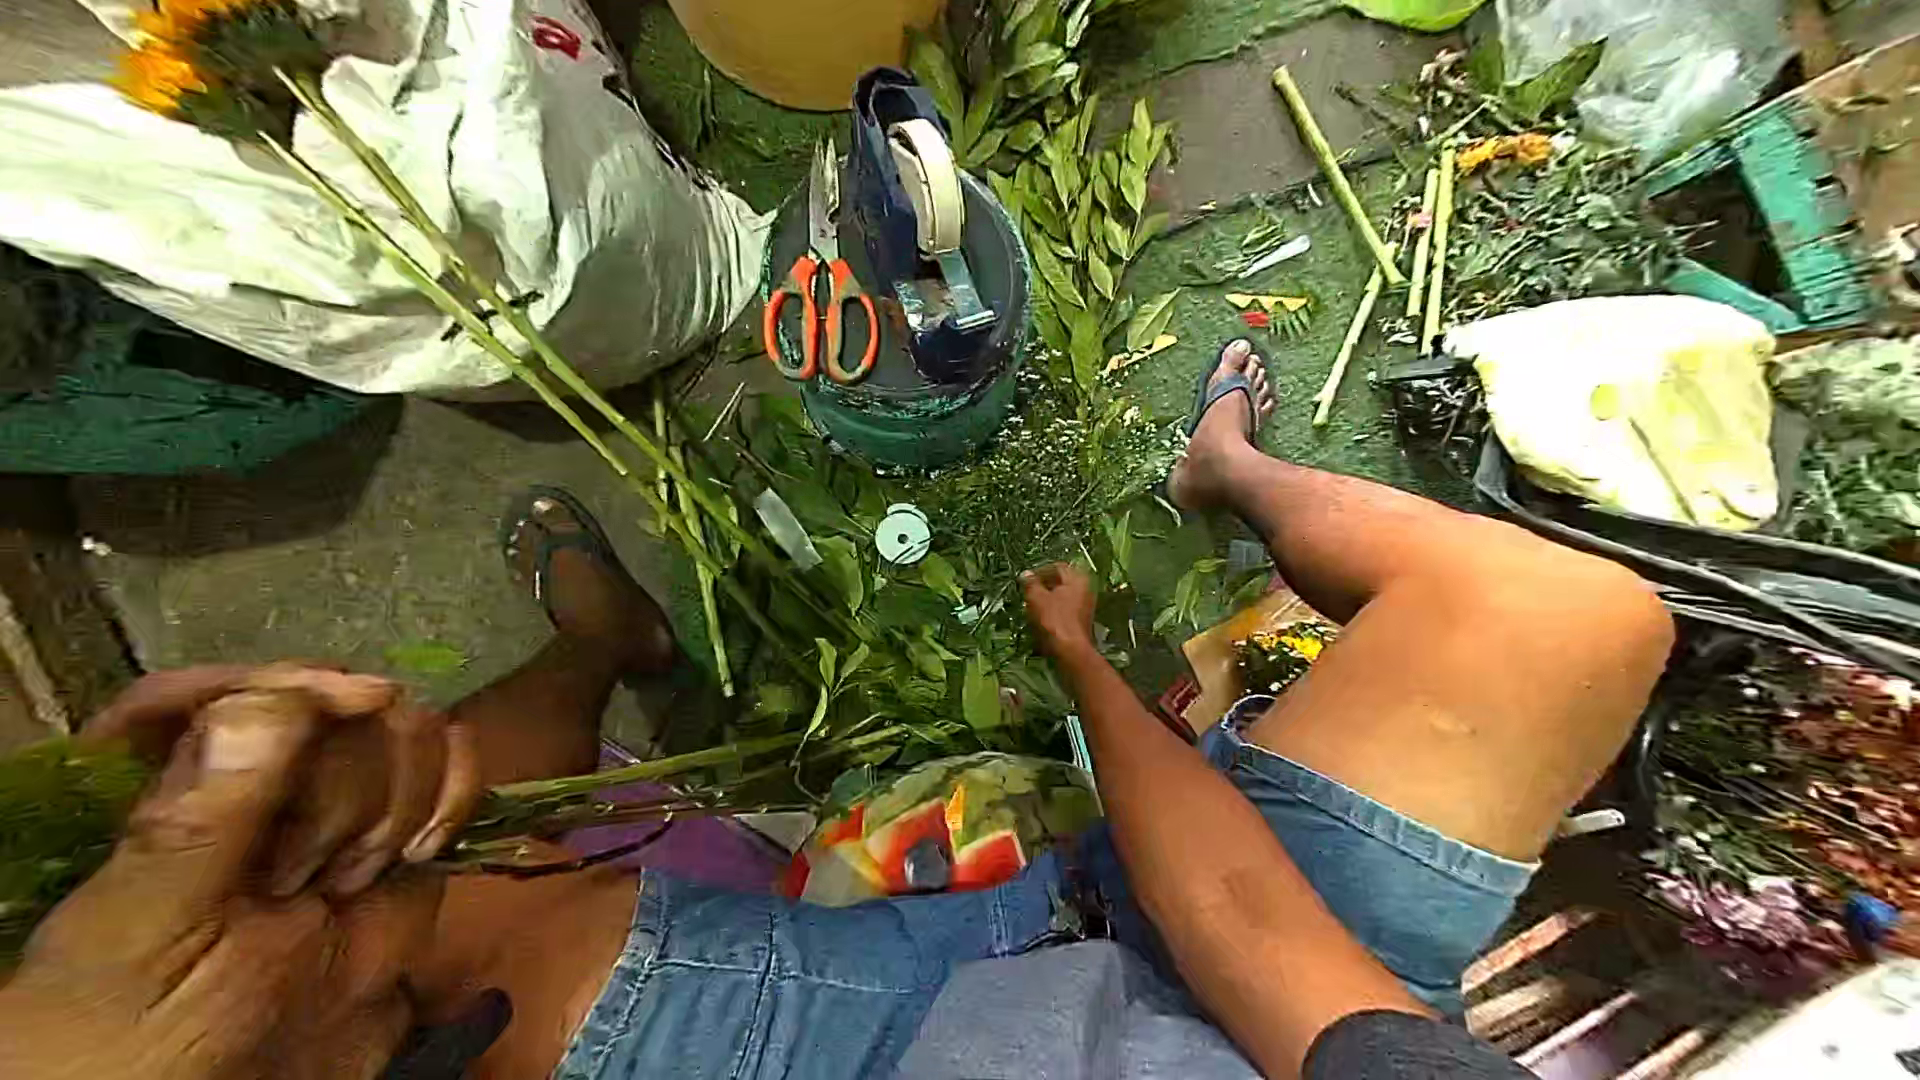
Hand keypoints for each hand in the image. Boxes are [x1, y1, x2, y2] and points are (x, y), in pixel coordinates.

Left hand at [0, 689, 444, 1079]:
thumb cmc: (149, 1037)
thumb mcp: (144, 939)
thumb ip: (195, 823)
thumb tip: (268, 705)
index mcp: (158, 794)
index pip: (208, 693)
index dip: (278, 685)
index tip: (347, 701)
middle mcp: (265, 775)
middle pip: (338, 711)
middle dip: (343, 788)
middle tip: (306, 874)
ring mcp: (354, 792)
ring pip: (410, 727)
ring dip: (401, 801)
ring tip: (357, 878)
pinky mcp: (419, 814)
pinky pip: (463, 761)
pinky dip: (459, 793)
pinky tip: (428, 848)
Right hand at [1021, 562, 1097, 661]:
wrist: (1070, 650)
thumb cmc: (1053, 619)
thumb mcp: (1037, 598)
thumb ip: (1031, 583)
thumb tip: (1025, 574)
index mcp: (1077, 579)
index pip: (1057, 567)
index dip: (1040, 571)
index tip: (1026, 580)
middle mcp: (1086, 589)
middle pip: (1061, 581)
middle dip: (1044, 585)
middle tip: (1028, 591)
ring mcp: (1086, 605)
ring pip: (1063, 596)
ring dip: (1047, 598)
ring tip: (1032, 605)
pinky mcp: (1082, 620)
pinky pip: (1065, 608)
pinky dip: (1053, 609)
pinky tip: (1041, 617)